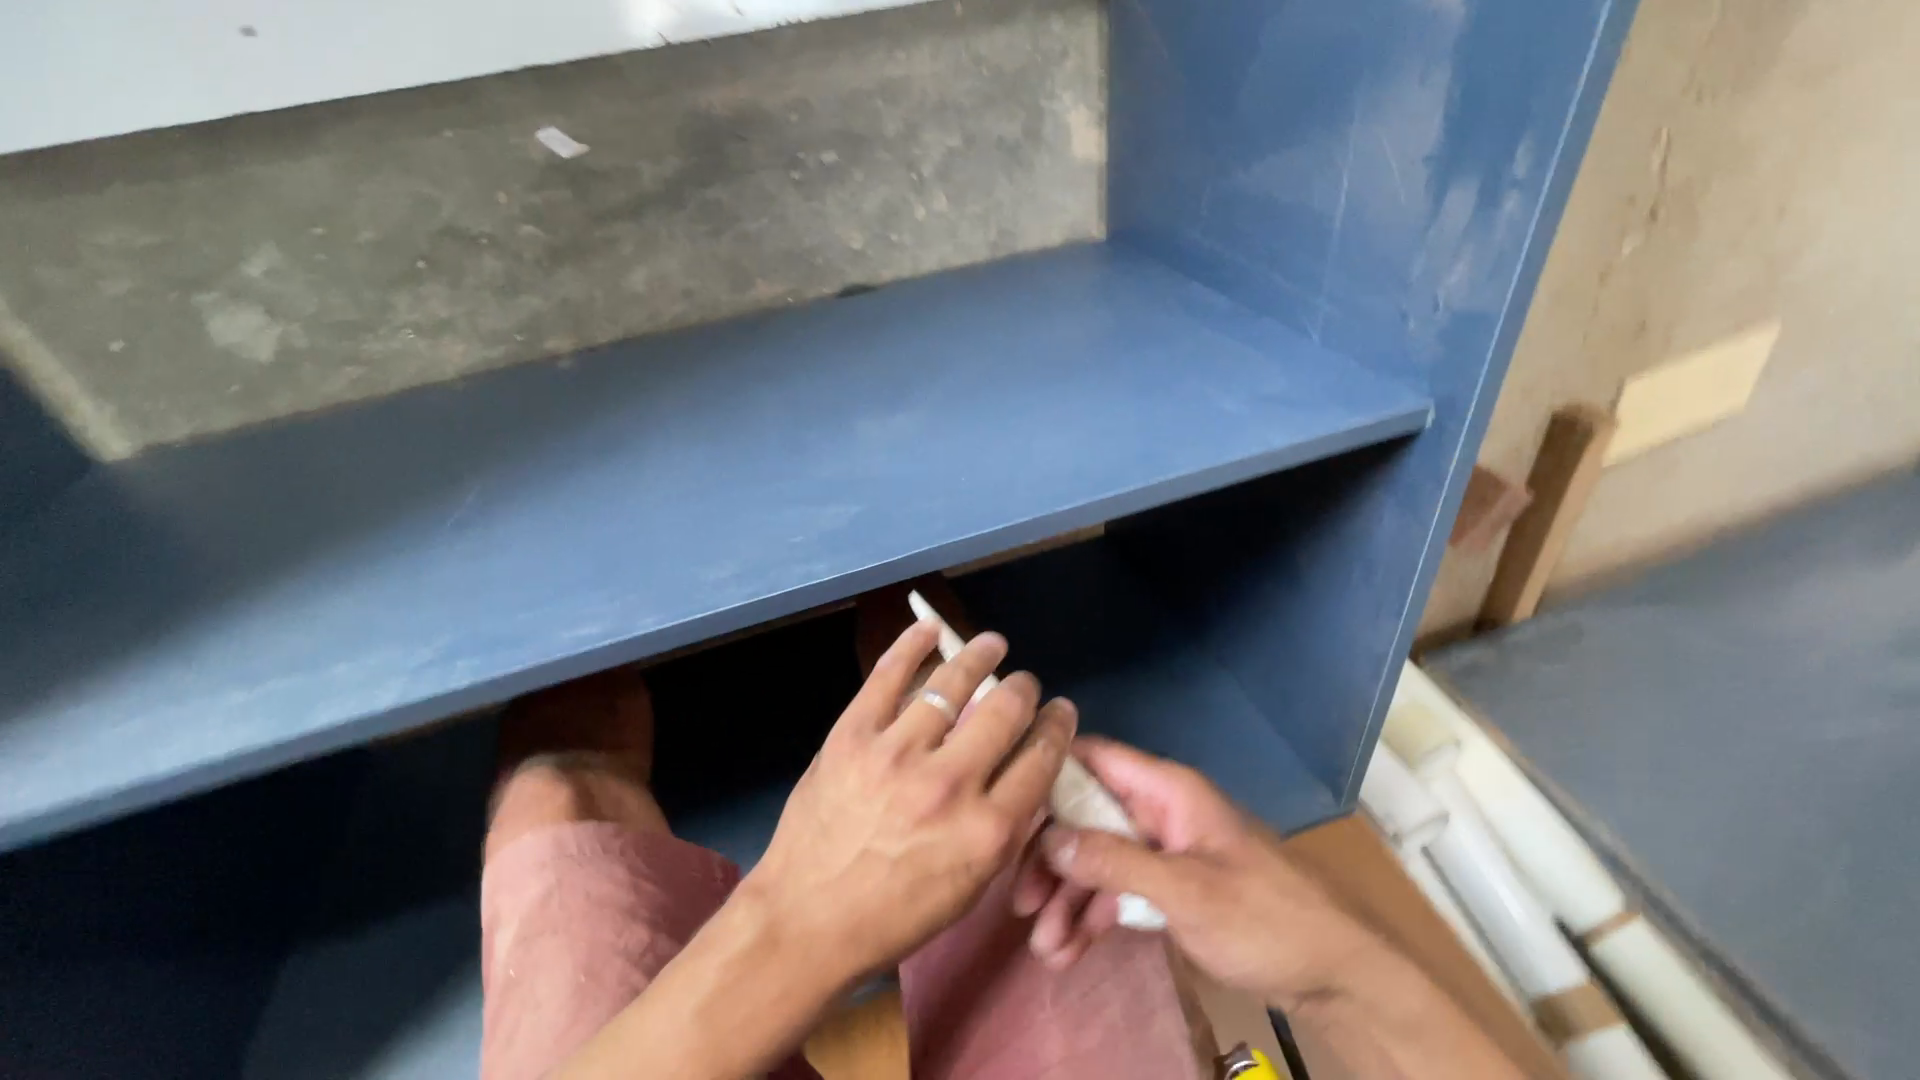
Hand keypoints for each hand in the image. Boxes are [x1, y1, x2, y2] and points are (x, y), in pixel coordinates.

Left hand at [741, 620, 1076, 985]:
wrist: (807, 920)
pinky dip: (911, 644)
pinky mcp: (852, 735)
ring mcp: (897, 753)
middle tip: (1024, 684)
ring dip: (980, 655)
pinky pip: (887, 675)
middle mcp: (950, 784)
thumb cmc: (896, 914)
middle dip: (1024, 689)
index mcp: (987, 830)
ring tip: (992, 644)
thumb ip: (1005, 828)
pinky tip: (930, 628)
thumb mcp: (971, 887)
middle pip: (1006, 712)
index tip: (1060, 712)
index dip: (1058, 727)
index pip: (1041, 758)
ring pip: (952, 683)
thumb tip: (1026, 772)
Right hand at [1011, 737, 1373, 1010]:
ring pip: (1098, 860)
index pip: (1093, 759)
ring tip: (1046, 949)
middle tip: (1019, 905)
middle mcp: (1160, 813)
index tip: (1004, 809)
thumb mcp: (1185, 891)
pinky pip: (1119, 892)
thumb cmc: (1266, 918)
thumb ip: (1114, 861)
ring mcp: (1164, 852)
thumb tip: (1046, 840)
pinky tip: (1070, 951)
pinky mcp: (1171, 889)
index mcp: (1167, 791)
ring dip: (1069, 900)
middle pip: (1086, 818)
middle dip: (1052, 860)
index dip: (1047, 775)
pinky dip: (1094, 918)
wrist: (1338, 974)